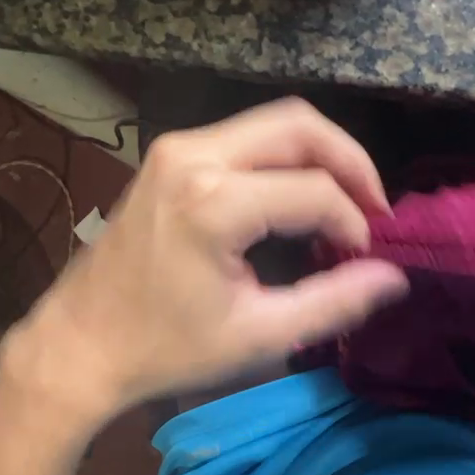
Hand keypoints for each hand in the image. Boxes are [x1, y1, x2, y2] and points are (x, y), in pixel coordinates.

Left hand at [5, 99, 408, 417]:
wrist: (80, 345)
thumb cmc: (167, 349)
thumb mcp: (258, 335)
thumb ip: (333, 303)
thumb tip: (393, 278)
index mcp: (214, 203)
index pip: (315, 192)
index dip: (355, 223)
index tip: (366, 261)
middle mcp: (194, 156)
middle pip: (299, 126)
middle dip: (351, 163)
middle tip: (376, 209)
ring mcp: (176, 150)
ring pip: (273, 125)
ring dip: (319, 158)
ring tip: (345, 206)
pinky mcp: (168, 158)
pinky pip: (244, 140)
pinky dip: (284, 162)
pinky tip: (299, 202)